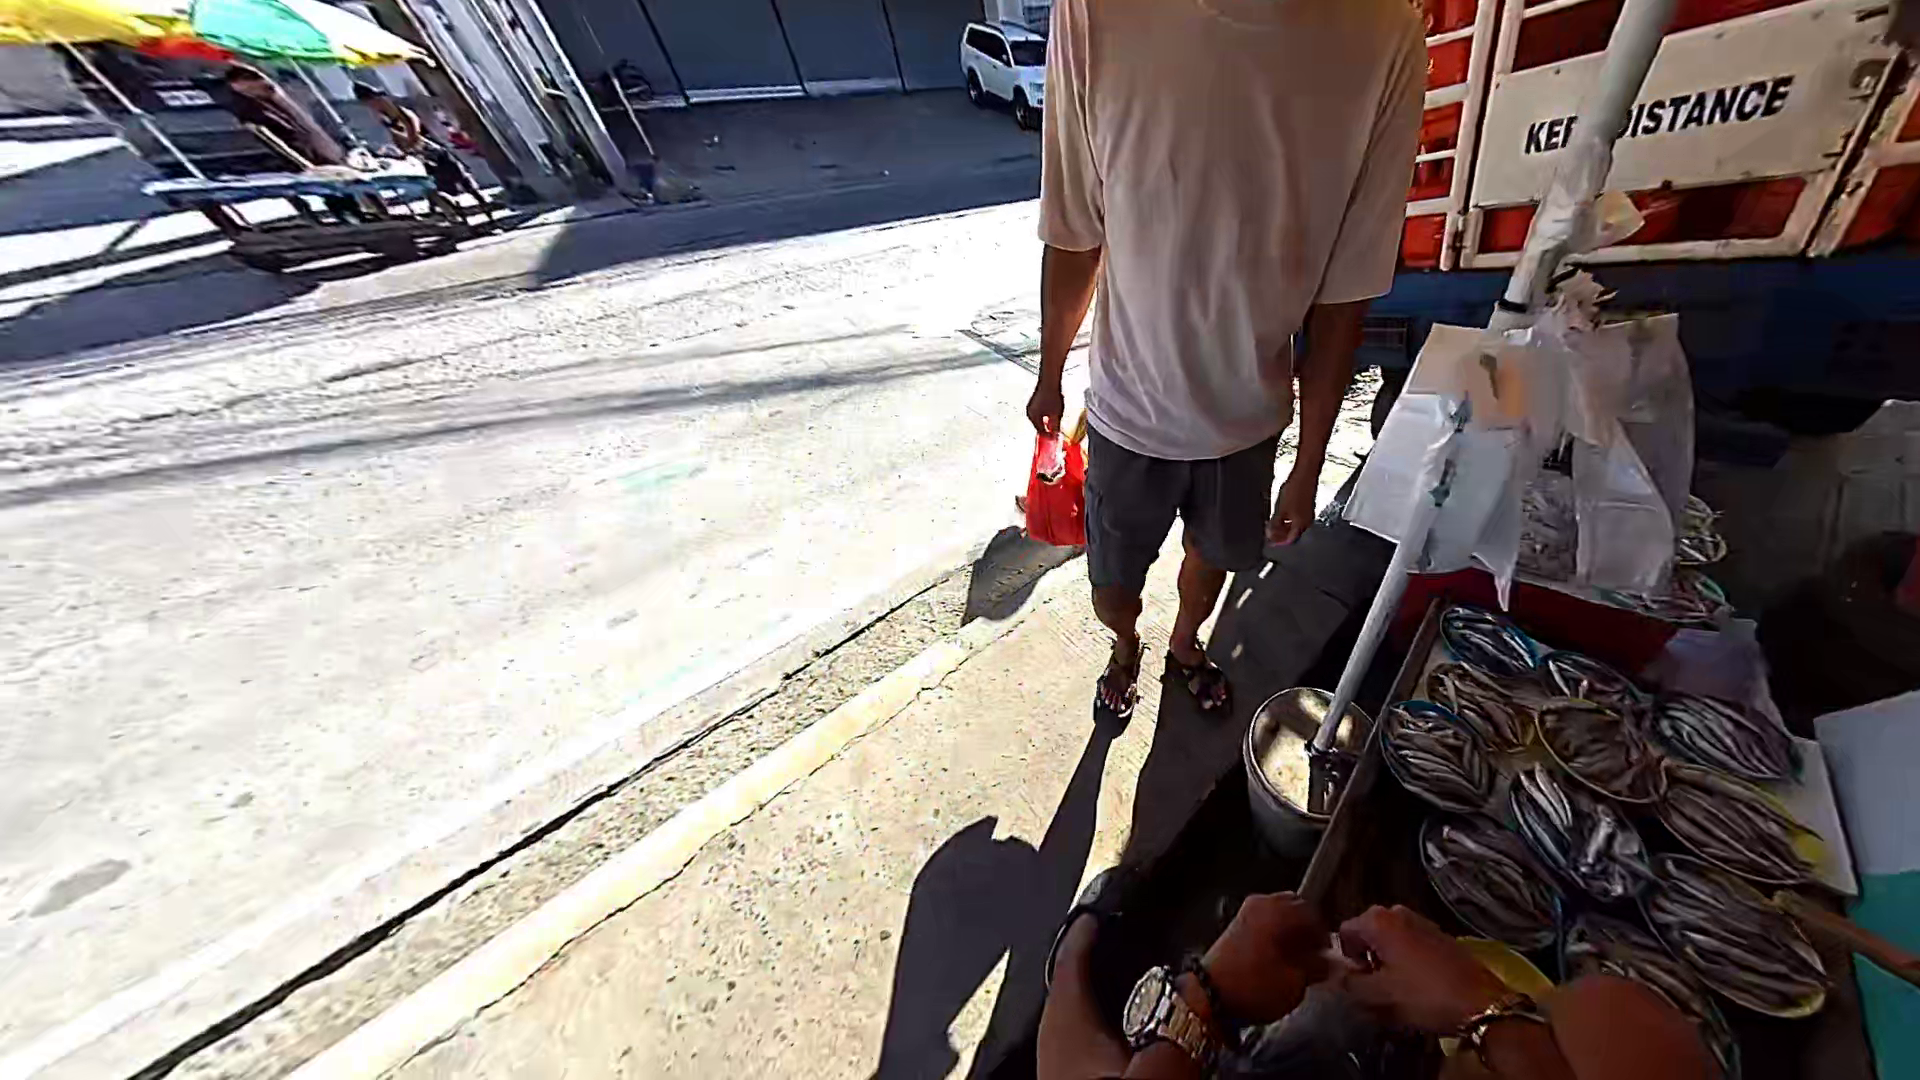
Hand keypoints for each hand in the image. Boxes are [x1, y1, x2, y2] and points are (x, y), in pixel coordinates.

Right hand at [1027, 379, 1064, 434]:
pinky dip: (1045, 415)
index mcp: (1033, 418)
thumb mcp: (1056, 414)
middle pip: (1039, 426)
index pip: (1041, 432)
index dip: (1049, 436)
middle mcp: (1029, 413)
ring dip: (1046, 422)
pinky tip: (1052, 413)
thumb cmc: (1051, 395)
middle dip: (1047, 429)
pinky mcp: (1034, 401)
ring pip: (1039, 419)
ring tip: (1054, 423)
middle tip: (1054, 432)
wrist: (1050, 380)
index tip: (1054, 438)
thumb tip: (1056, 434)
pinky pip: (1039, 412)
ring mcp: (1031, 407)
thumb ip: (1055, 427)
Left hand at [1199, 892, 1328, 1024]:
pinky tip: (1282, 954)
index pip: (1310, 910)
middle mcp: (1260, 903)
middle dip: (1308, 927)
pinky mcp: (1239, 922)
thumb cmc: (1256, 984)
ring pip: (1279, 910)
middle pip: (1294, 905)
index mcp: (1275, 911)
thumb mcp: (1295, 980)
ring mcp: (1247, 910)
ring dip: (1293, 928)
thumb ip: (1317, 966)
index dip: (1323, 933)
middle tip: (1317, 954)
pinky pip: (1266, 918)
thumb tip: (1329, 961)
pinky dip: (1278, 930)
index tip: (1329, 954)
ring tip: (1300, 957)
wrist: (1213, 990)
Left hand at [1266, 472, 1316, 545]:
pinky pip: (1296, 519)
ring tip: (1272, 525)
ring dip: (1283, 527)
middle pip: (1293, 534)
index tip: (1270, 541)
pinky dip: (1287, 521)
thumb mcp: (1281, 510)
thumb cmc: (1294, 491)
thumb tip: (1271, 534)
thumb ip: (1276, 524)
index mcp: (1301, 524)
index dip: (1278, 541)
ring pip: (1294, 526)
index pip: (1290, 539)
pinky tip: (1280, 517)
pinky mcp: (1307, 508)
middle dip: (1280, 535)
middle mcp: (1307, 521)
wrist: (1304, 476)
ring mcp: (1308, 514)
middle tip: (1269, 532)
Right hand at [1334, 905, 1506, 1033]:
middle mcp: (1395, 912)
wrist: (1487, 1007)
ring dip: (1391, 958)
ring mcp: (1421, 921)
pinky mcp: (1442, 935)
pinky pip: (1413, 942)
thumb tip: (1337, 975)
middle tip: (1380, 985)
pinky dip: (1411, 958)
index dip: (1348, 959)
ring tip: (1403, 986)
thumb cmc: (1427, 996)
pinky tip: (1423, 982)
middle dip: (1369, 958)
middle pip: (1368, 933)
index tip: (1361, 982)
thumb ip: (1351, 983)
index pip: (1344, 933)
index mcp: (1376, 920)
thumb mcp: (1382, 997)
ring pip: (1391, 938)